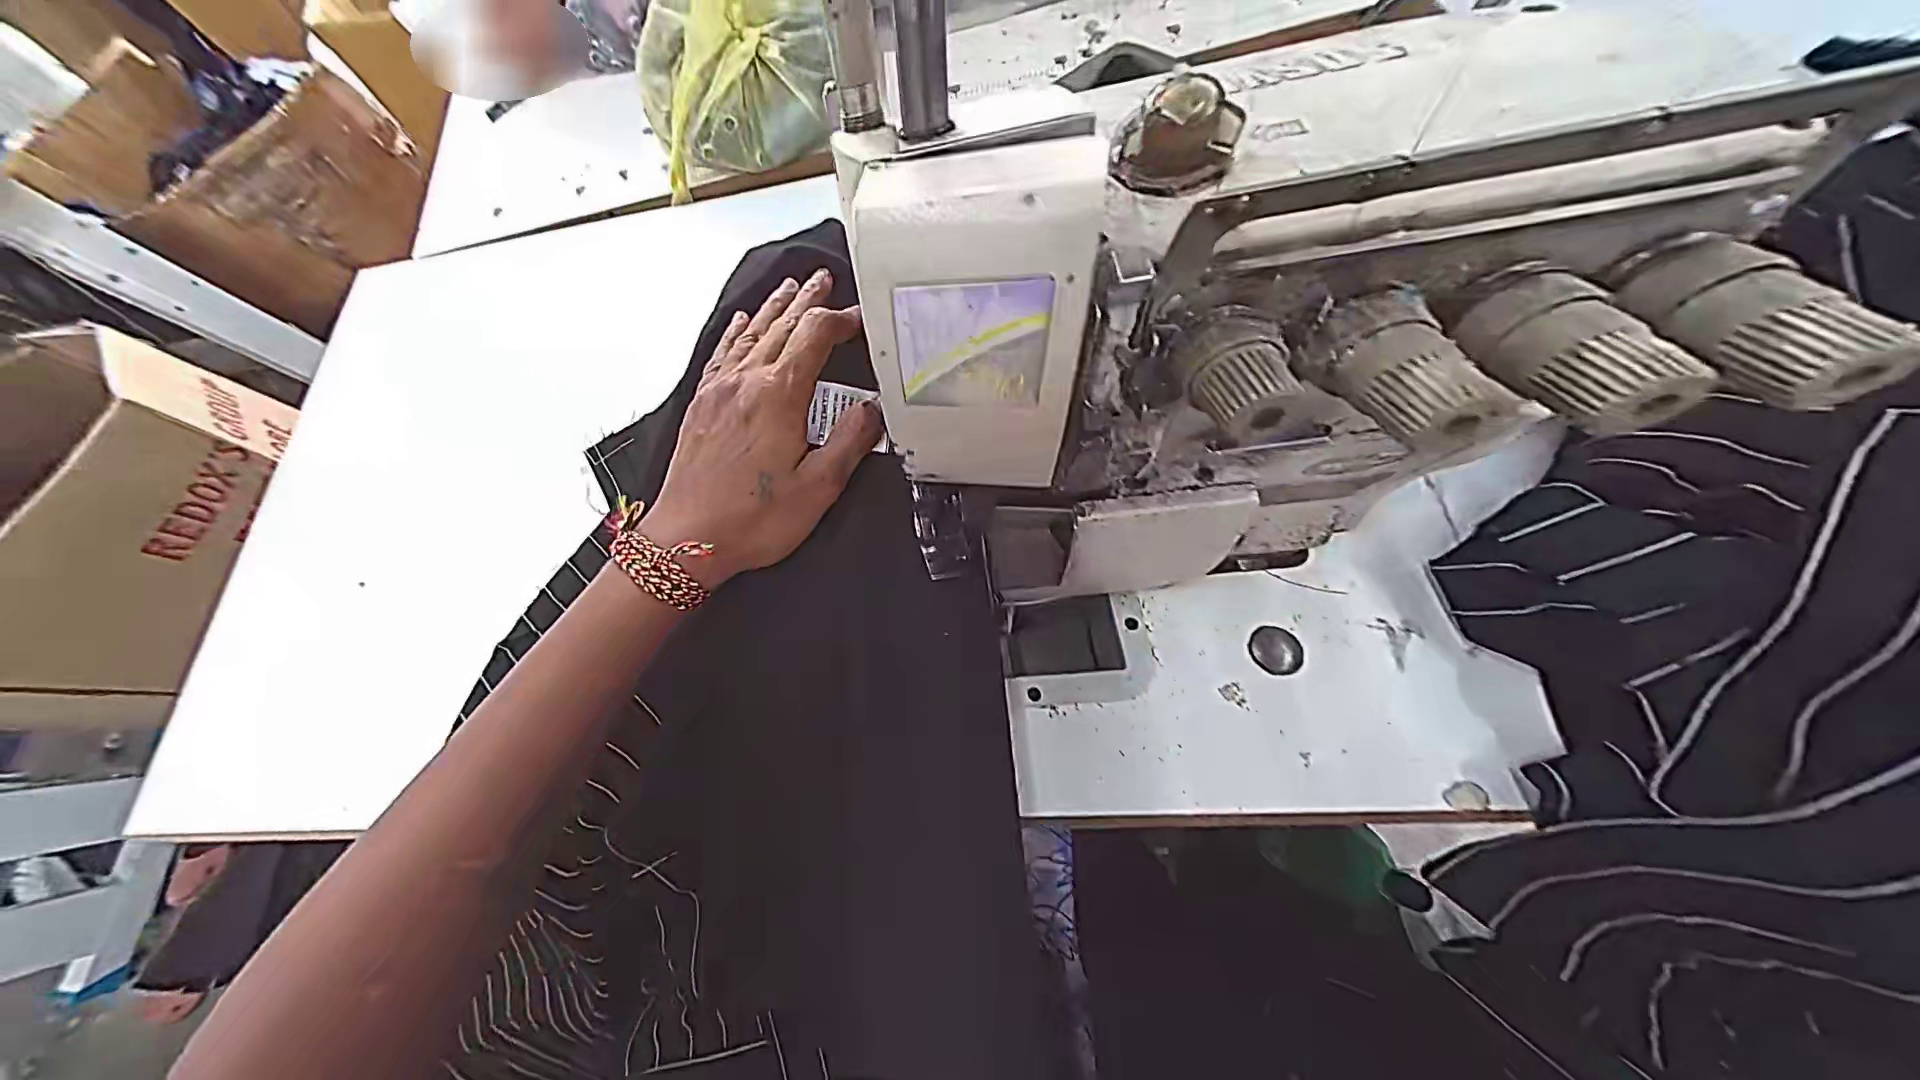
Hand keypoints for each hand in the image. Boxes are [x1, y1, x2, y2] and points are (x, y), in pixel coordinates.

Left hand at [639, 268, 884, 589]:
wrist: (687, 539)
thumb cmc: (750, 519)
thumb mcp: (818, 487)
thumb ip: (850, 441)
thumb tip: (873, 410)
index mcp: (777, 397)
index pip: (814, 337)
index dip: (840, 321)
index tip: (859, 318)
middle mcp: (745, 383)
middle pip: (781, 325)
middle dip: (807, 300)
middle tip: (823, 279)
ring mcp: (719, 391)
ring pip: (751, 334)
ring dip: (774, 308)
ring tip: (790, 288)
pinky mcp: (703, 406)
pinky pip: (723, 354)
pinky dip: (737, 333)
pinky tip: (742, 323)